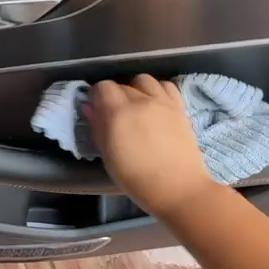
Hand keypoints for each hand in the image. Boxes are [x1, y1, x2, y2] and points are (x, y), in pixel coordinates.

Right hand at [84, 75, 221, 216]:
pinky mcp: (179, 107)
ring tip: (135, 106)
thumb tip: (89, 107)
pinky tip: (155, 104)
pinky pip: (166, 85)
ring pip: (143, 80)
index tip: (96, 111)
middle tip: (114, 116)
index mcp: (118, 113)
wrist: (177, 188)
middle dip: (114, 96)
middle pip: (121, 85)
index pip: (102, 88)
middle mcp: (140, 101)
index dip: (96, 97)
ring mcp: (162, 102)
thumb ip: (97, 128)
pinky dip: (157, 90)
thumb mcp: (108, 157)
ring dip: (135, 89)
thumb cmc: (136, 179)